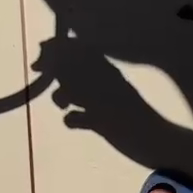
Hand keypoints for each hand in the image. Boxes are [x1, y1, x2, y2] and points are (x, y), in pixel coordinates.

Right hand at [31, 35, 154, 135]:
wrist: (154, 143)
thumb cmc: (125, 109)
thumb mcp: (95, 84)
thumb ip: (71, 67)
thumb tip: (49, 50)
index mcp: (99, 65)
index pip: (70, 49)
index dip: (52, 51)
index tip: (38, 62)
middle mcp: (97, 79)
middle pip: (67, 69)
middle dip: (54, 74)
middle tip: (42, 79)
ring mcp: (98, 101)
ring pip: (69, 92)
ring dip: (61, 97)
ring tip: (64, 105)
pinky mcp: (99, 122)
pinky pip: (78, 116)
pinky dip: (73, 118)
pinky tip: (75, 122)